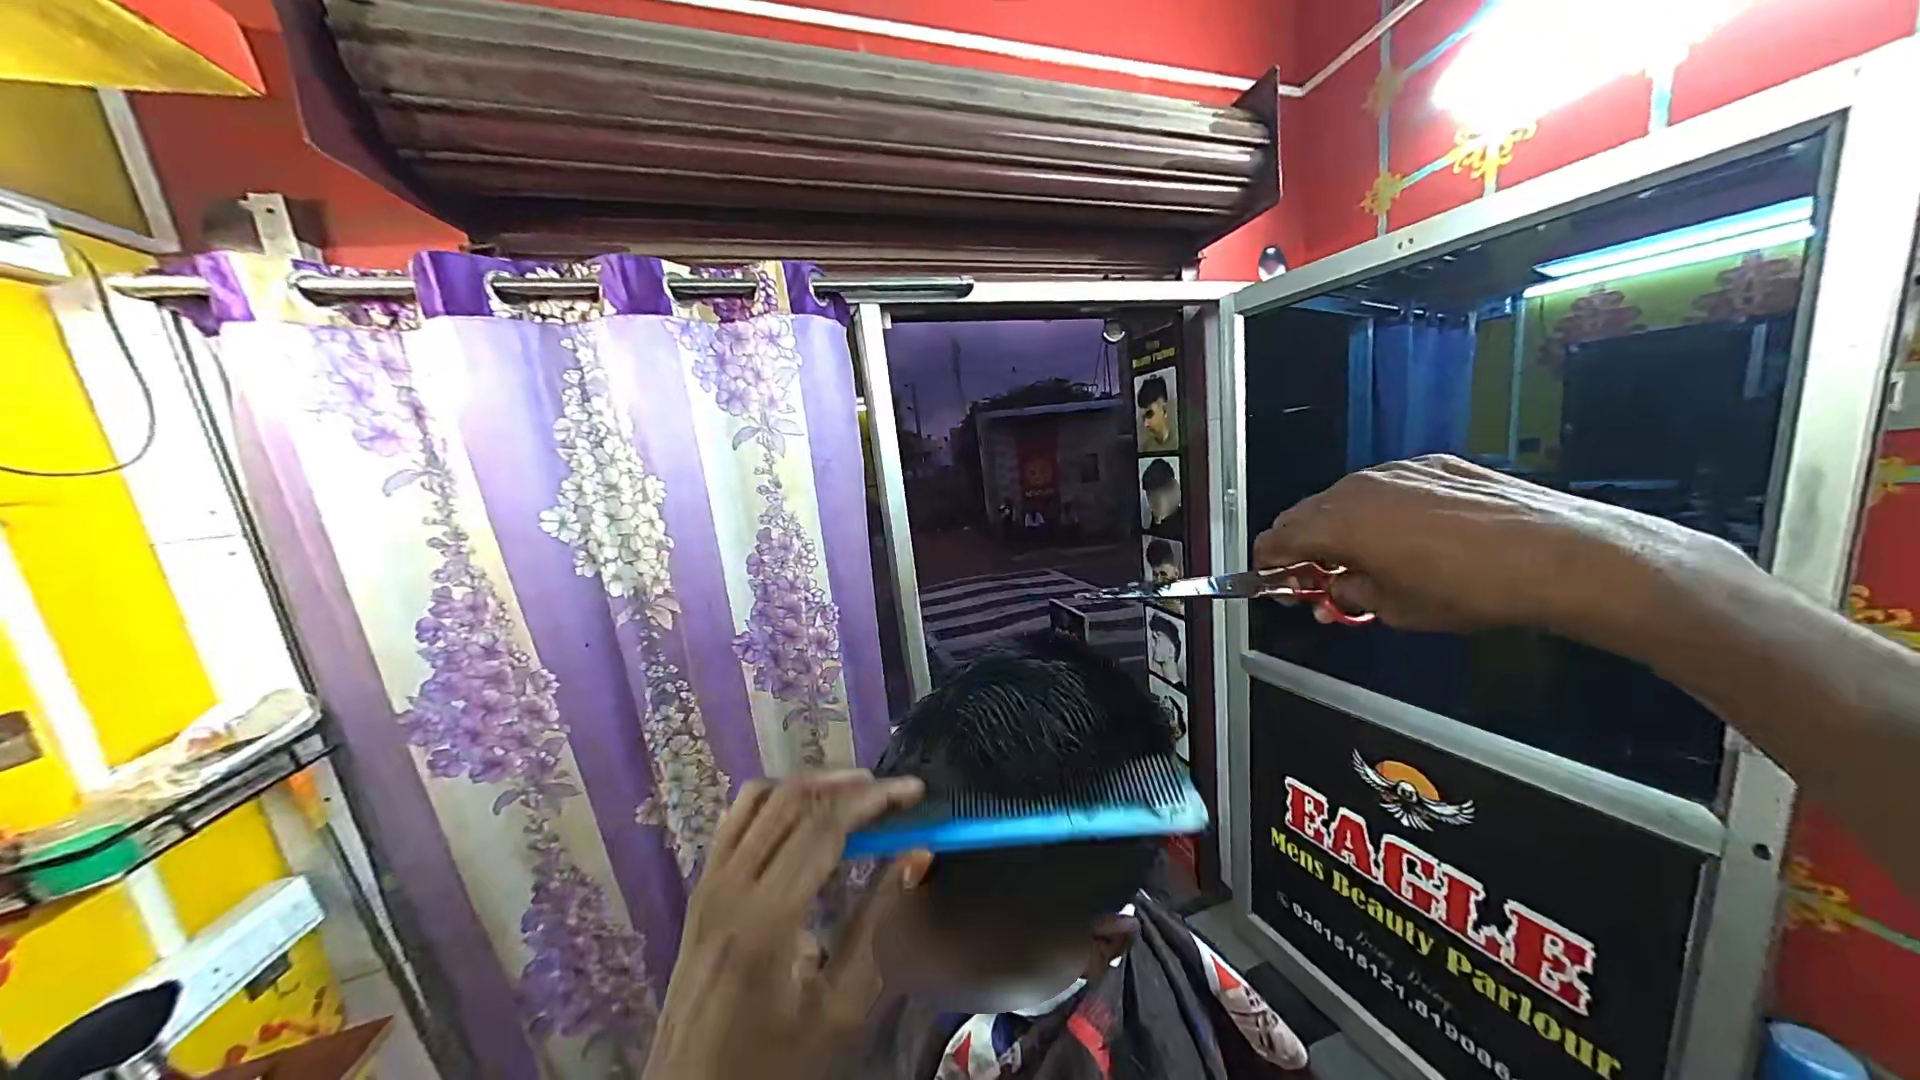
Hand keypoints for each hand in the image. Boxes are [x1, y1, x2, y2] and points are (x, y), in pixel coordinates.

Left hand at [644, 771, 923, 1079]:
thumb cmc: (775, 1059)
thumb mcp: (841, 1004)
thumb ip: (878, 918)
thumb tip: (915, 853)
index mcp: (767, 918)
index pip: (825, 825)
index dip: (874, 799)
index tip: (913, 791)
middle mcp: (731, 885)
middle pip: (795, 801)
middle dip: (851, 785)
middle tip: (893, 793)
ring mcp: (709, 880)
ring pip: (763, 796)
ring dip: (814, 783)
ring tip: (856, 792)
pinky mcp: (701, 883)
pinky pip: (738, 815)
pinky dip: (778, 797)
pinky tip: (805, 811)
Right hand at [1250, 455, 1752, 639]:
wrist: (1564, 557)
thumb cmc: (1471, 591)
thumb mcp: (1396, 609)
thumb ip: (1351, 595)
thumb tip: (1337, 591)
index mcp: (1338, 523)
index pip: (1276, 538)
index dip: (1269, 564)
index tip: (1278, 583)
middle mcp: (1357, 487)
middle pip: (1304, 513)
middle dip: (1302, 545)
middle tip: (1321, 576)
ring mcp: (1396, 470)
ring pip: (1344, 496)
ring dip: (1340, 525)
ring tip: (1370, 556)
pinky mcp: (1433, 463)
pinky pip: (1386, 486)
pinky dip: (1380, 509)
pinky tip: (1414, 534)